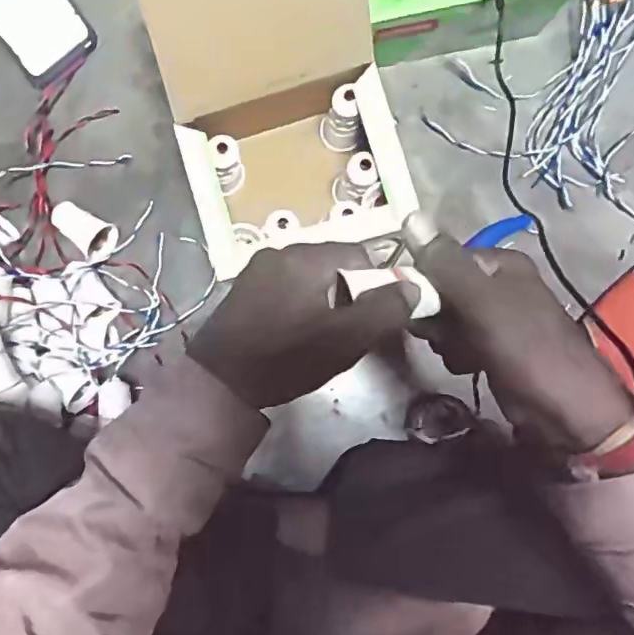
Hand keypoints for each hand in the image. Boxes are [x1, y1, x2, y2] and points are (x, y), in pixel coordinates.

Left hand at [188, 243, 415, 408]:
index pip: (360, 254)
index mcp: (305, 255)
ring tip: (322, 335)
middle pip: (333, 264)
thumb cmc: (287, 357)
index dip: (377, 284)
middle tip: (349, 330)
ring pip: (308, 278)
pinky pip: (285, 288)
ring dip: (323, 300)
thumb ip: (386, 309)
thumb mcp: (346, 338)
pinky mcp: (242, 291)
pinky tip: (294, 334)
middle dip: (349, 293)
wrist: (220, 382)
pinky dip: (298, 305)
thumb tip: (413, 287)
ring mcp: (256, 270)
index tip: (376, 317)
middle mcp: (279, 252)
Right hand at [407, 219, 633, 453]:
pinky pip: (456, 342)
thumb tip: (411, 216)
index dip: (424, 284)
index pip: (441, 260)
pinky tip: (470, 366)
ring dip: (446, 340)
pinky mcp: (492, 347)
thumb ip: (446, 264)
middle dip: (436, 317)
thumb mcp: (482, 302)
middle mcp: (497, 285)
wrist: (565, 410)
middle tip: (447, 336)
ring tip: (465, 354)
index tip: (417, 308)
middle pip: (440, 292)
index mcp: (500, 264)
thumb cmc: (526, 349)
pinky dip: (457, 355)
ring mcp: (495, 318)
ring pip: (444, 321)